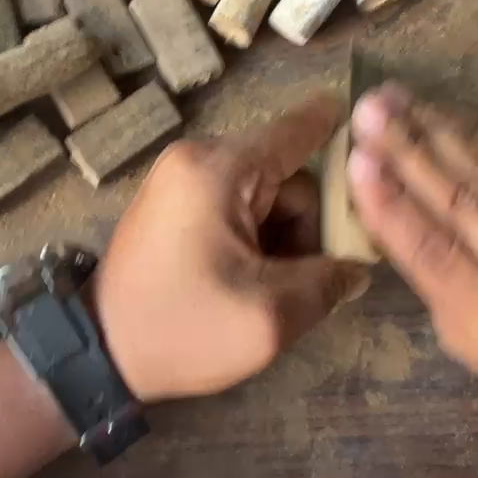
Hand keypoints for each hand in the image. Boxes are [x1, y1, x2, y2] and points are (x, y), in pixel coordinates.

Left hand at [93, 96, 371, 402]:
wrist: (101, 352)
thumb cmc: (183, 329)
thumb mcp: (269, 317)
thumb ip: (327, 283)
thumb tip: (357, 267)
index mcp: (218, 170)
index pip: (296, 131)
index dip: (339, 131)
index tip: (376, 125)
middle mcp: (197, 160)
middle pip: (287, 176)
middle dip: (307, 226)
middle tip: (309, 278)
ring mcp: (182, 180)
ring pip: (266, 196)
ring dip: (282, 239)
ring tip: (269, 289)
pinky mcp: (175, 204)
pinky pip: (238, 207)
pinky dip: (256, 239)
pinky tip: (250, 280)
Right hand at [345, 83, 477, 415]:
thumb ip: (437, 283)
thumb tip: (389, 214)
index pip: (438, 255)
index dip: (393, 207)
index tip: (357, 162)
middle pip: (464, 203)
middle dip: (408, 151)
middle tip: (366, 112)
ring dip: (438, 129)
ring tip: (395, 99)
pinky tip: (444, 114)